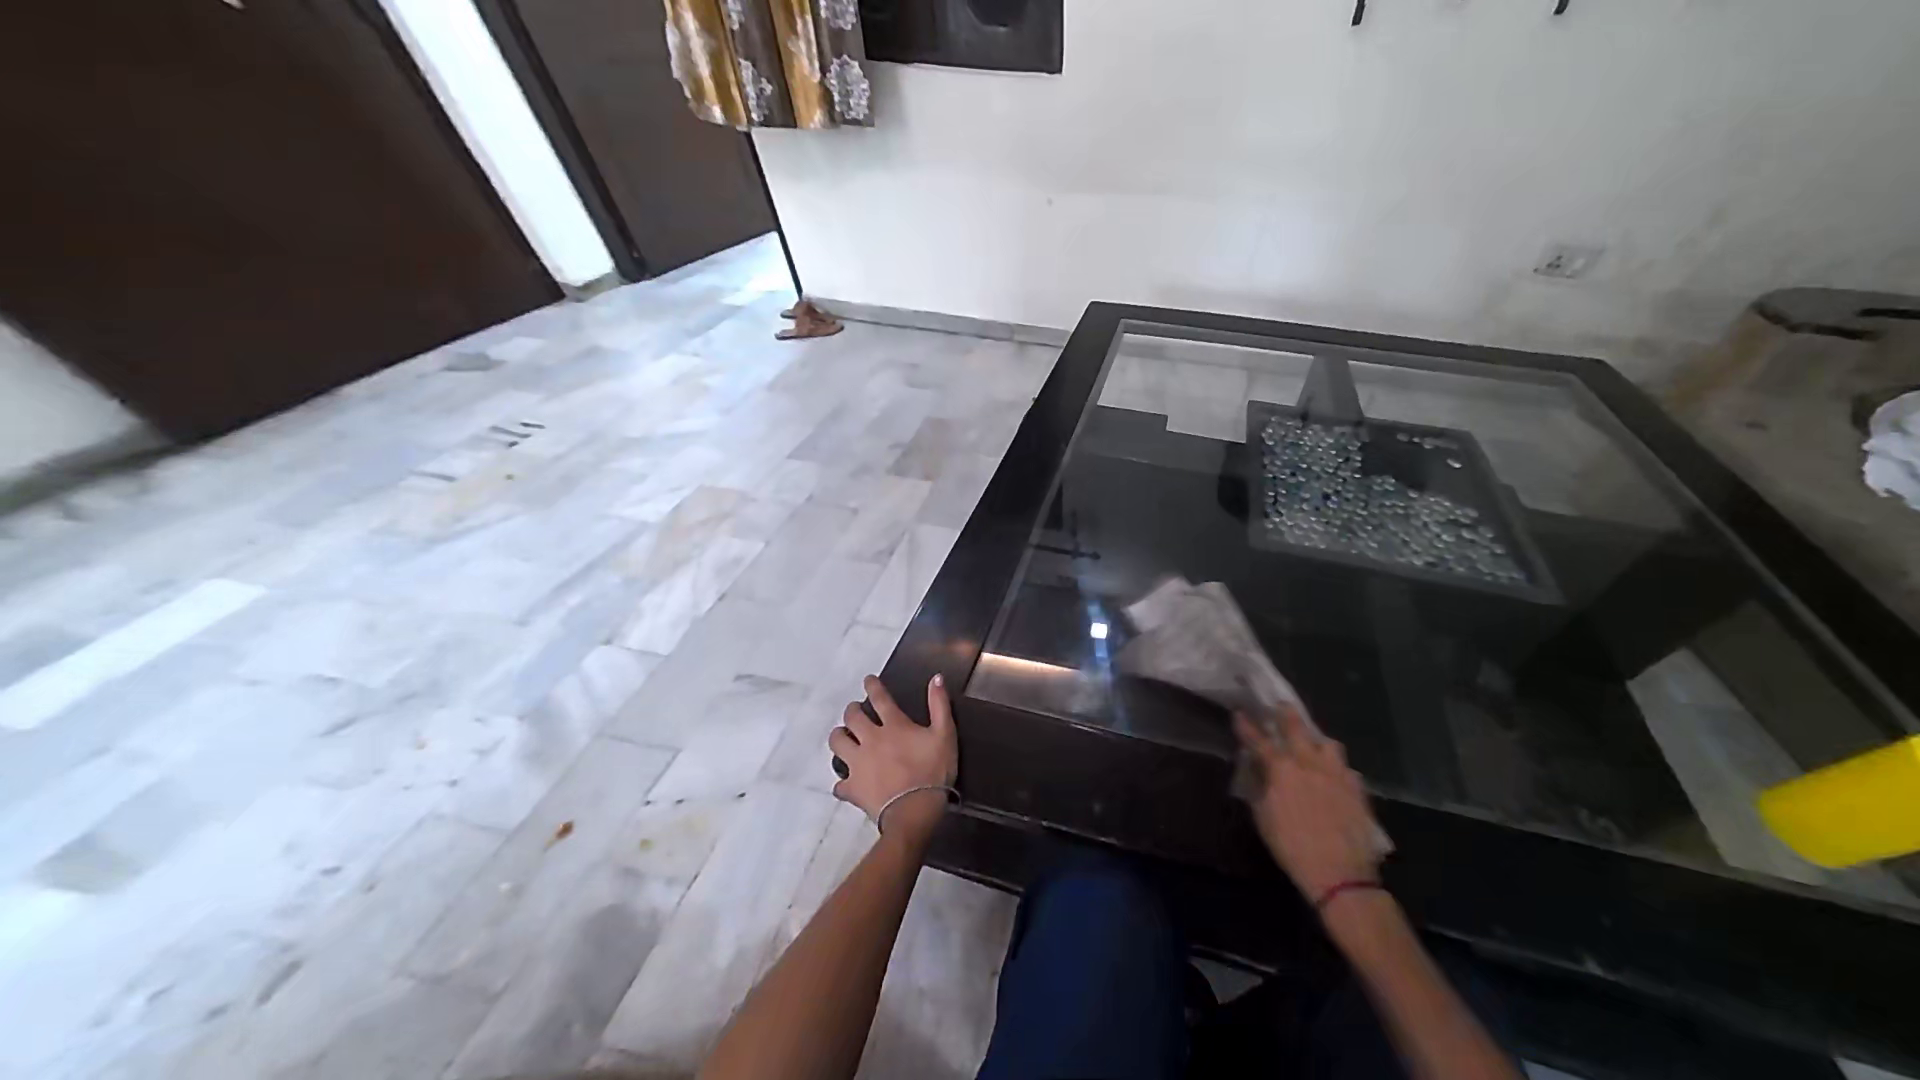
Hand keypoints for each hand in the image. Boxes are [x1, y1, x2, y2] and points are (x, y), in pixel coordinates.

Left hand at [830, 674, 957, 835]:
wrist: (914, 810)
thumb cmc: (933, 771)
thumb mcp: (945, 735)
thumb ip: (940, 705)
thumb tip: (936, 678)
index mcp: (893, 726)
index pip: (879, 699)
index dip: (872, 686)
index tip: (867, 680)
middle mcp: (870, 739)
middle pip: (852, 717)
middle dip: (852, 710)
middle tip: (855, 710)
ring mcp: (858, 763)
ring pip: (838, 743)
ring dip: (839, 737)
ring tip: (843, 737)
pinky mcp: (853, 787)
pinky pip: (840, 784)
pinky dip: (842, 783)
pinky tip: (846, 783)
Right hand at [1234, 705, 1382, 905]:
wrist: (1340, 873)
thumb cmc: (1291, 846)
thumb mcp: (1263, 817)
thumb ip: (1258, 787)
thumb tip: (1256, 769)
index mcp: (1283, 770)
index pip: (1260, 740)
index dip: (1247, 726)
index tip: (1239, 713)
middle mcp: (1311, 764)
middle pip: (1297, 729)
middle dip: (1286, 714)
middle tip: (1280, 704)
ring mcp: (1338, 775)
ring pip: (1328, 744)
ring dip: (1317, 739)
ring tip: (1312, 742)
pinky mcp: (1358, 790)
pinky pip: (1347, 769)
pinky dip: (1337, 768)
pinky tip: (1334, 776)